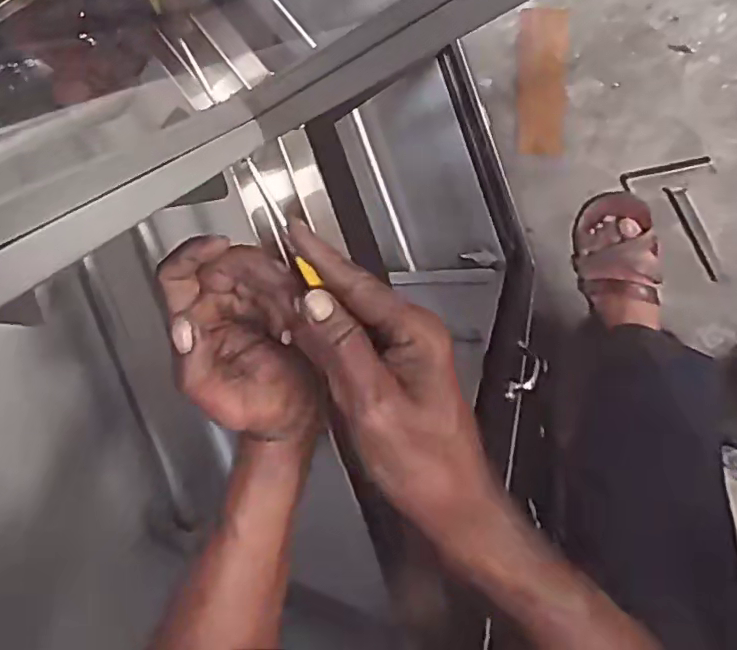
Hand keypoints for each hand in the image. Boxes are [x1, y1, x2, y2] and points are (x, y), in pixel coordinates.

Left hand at [159, 236, 321, 442]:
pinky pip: (281, 274)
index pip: (175, 274)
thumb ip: (192, 364)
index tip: (216, 244)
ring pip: (255, 263)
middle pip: (223, 261)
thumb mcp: (217, 396)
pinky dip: (292, 287)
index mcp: (194, 322)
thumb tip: (181, 328)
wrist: (295, 416)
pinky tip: (296, 316)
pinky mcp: (274, 298)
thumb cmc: (256, 408)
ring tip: (287, 318)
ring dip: (277, 282)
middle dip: (253, 269)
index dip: (192, 252)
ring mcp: (245, 298)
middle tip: (277, 293)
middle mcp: (215, 304)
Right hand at [284, 222, 659, 649]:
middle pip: (355, 292)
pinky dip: (327, 328)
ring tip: (286, 278)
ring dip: (319, 298)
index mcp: (413, 331)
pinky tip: (307, 325)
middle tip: (284, 247)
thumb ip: (343, 348)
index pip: (358, 284)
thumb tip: (313, 300)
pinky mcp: (392, 367)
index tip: (296, 231)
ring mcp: (403, 349)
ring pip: (352, 313)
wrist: (452, 505)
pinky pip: (354, 336)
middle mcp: (411, 332)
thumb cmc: (424, 464)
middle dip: (316, 270)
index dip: (321, 257)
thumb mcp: (374, 404)